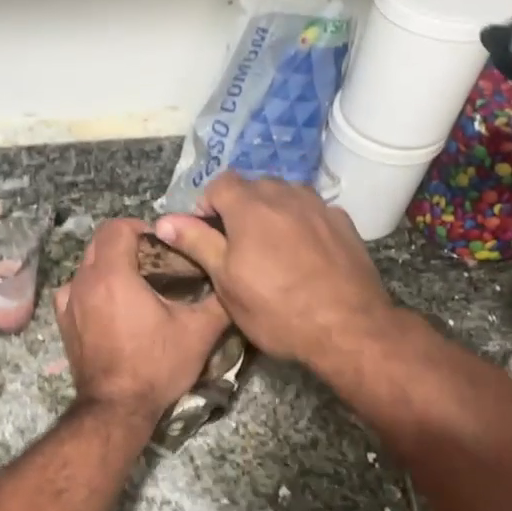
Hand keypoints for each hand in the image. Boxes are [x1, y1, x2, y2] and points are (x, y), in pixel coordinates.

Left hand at [55, 219, 229, 418]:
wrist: (117, 409)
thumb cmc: (156, 366)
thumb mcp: (198, 332)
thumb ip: (218, 300)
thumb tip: (231, 280)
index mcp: (111, 274)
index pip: (117, 227)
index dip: (141, 228)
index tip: (164, 246)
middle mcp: (83, 282)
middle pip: (99, 243)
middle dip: (127, 245)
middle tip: (156, 264)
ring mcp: (68, 303)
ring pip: (86, 267)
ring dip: (109, 267)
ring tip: (136, 286)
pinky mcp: (63, 324)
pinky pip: (75, 291)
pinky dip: (92, 290)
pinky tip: (113, 308)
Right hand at [154, 172, 394, 365]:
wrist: (347, 327)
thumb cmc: (277, 309)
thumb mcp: (226, 282)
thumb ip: (197, 243)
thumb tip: (164, 220)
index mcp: (251, 206)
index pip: (220, 183)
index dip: (208, 206)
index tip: (208, 236)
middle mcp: (286, 195)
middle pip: (254, 186)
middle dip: (240, 208)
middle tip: (237, 247)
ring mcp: (319, 206)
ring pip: (286, 195)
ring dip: (272, 213)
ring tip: (271, 249)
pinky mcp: (344, 223)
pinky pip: (312, 212)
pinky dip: (300, 224)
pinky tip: (304, 256)